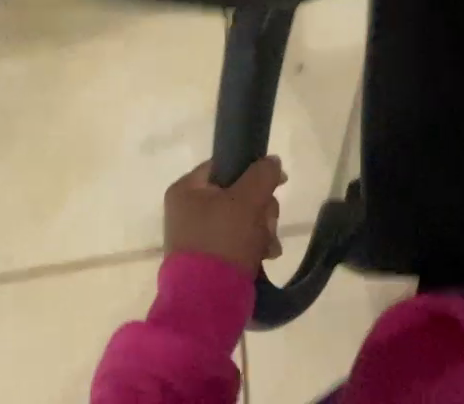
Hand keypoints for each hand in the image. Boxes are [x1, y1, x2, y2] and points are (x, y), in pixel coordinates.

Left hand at [164, 157, 285, 272]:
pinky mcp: (208, 259)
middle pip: (238, 193)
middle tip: (268, 221)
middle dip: (261, 208)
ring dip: (262, 228)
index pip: (225, 164)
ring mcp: (197, 236)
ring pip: (242, 218)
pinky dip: (254, 245)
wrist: (207, 302)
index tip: (277, 183)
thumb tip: (272, 162)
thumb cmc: (223, 240)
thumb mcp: (248, 199)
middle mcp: (187, 210)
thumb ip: (263, 173)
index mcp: (186, 190)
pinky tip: (265, 255)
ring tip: (268, 245)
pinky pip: (237, 240)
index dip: (254, 170)